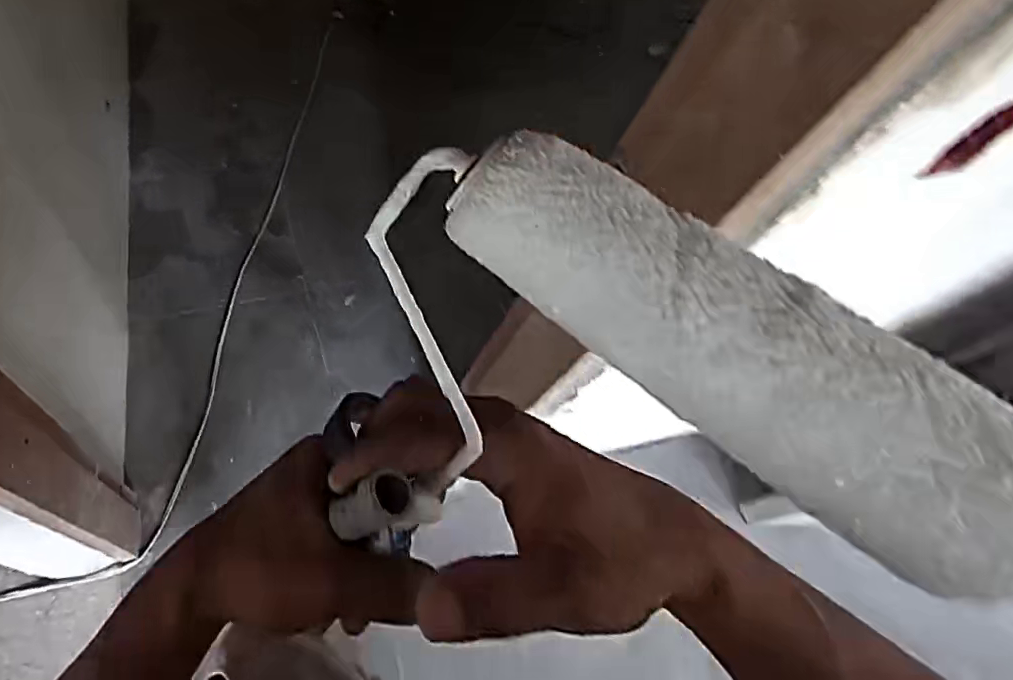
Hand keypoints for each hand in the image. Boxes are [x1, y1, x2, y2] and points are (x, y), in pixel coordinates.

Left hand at [175, 434, 431, 634]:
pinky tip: (333, 604)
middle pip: (375, 497)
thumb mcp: (333, 580)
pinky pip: (337, 536)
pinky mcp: (296, 517)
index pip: (388, 458)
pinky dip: (342, 569)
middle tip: (379, 589)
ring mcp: (305, 490)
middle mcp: (317, 463)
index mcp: (324, 454)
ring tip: (350, 609)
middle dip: (380, 549)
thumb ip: (393, 583)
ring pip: (357, 524)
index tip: (413, 539)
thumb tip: (442, 588)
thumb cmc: (261, 567)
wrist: (197, 588)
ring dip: (361, 568)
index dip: (408, 498)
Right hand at [328, 377, 721, 641]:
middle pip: (418, 403)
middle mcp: (497, 419)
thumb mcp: (562, 595)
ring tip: (372, 486)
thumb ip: (492, 600)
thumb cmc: (620, 559)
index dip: (379, 450)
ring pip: (428, 407)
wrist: (670, 540)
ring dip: (391, 434)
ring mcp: (500, 422)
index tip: (342, 477)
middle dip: (375, 433)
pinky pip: (441, 422)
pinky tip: (410, 486)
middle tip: (349, 483)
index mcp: (507, 444)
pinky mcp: (503, 434)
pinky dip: (412, 441)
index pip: (426, 432)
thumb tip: (423, 609)